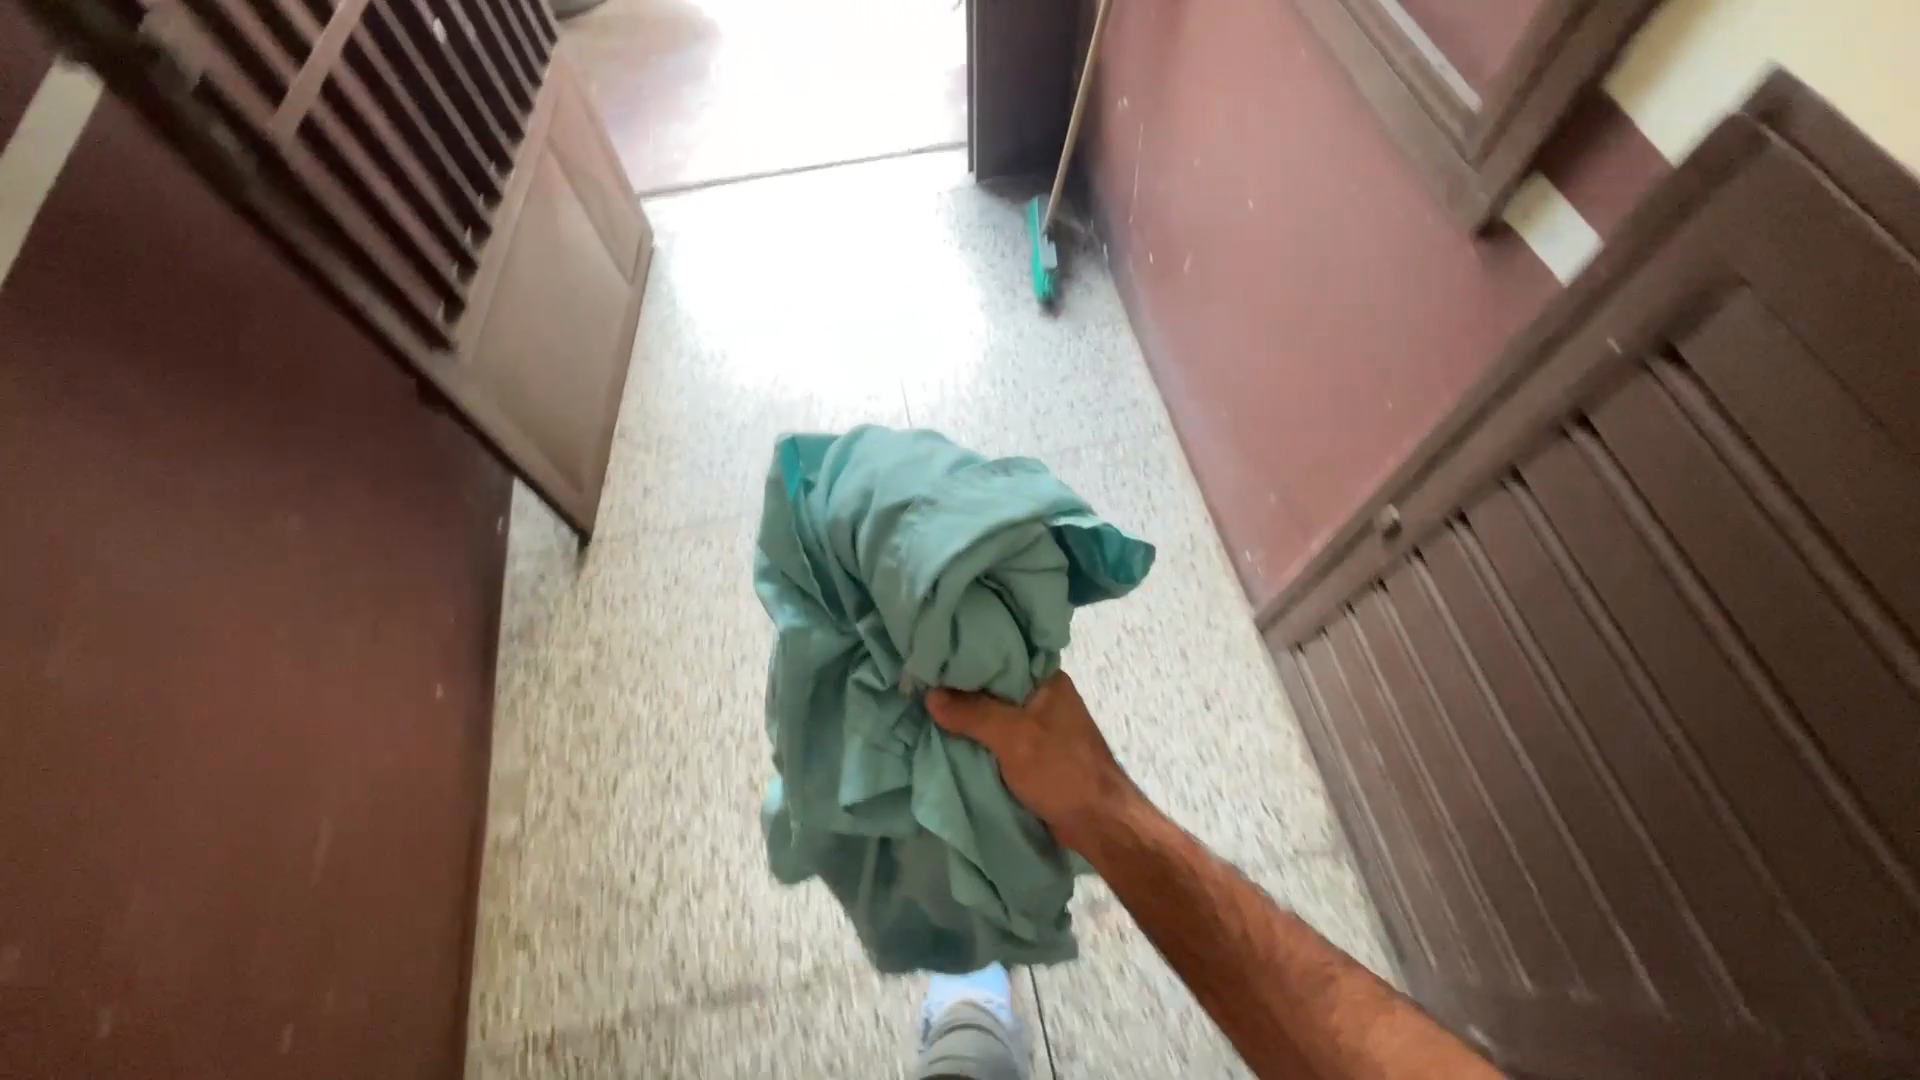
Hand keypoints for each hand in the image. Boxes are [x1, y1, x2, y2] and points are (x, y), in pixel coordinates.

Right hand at [926, 672, 1138, 853]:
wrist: (1098, 823)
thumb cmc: (1061, 770)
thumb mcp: (1012, 736)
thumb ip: (972, 712)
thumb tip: (930, 694)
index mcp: (1047, 679)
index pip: (1001, 654)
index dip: (968, 655)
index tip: (933, 655)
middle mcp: (1044, 695)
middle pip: (994, 684)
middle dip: (962, 687)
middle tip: (922, 682)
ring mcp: (1039, 724)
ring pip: (994, 712)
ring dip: (968, 715)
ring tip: (927, 706)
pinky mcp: (1033, 751)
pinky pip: (998, 736)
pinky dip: (977, 737)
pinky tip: (949, 735)